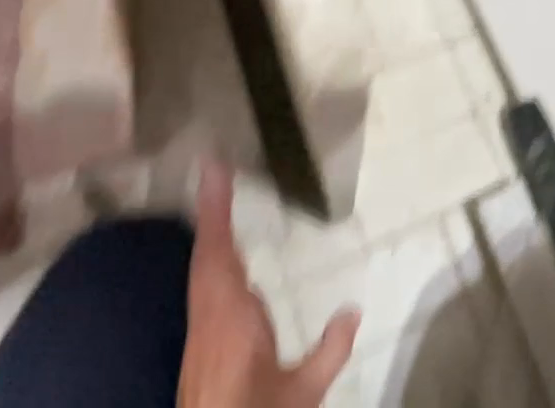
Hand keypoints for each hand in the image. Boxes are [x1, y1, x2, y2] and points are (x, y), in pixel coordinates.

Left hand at [178, 162, 359, 407]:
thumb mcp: (302, 395)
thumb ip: (330, 352)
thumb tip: (354, 311)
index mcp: (232, 320)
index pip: (220, 253)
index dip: (215, 209)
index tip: (214, 169)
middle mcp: (210, 317)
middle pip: (207, 253)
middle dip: (211, 210)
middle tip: (215, 168)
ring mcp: (201, 330)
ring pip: (202, 270)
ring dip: (211, 232)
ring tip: (218, 196)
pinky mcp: (200, 344)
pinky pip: (204, 286)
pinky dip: (212, 258)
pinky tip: (227, 259)